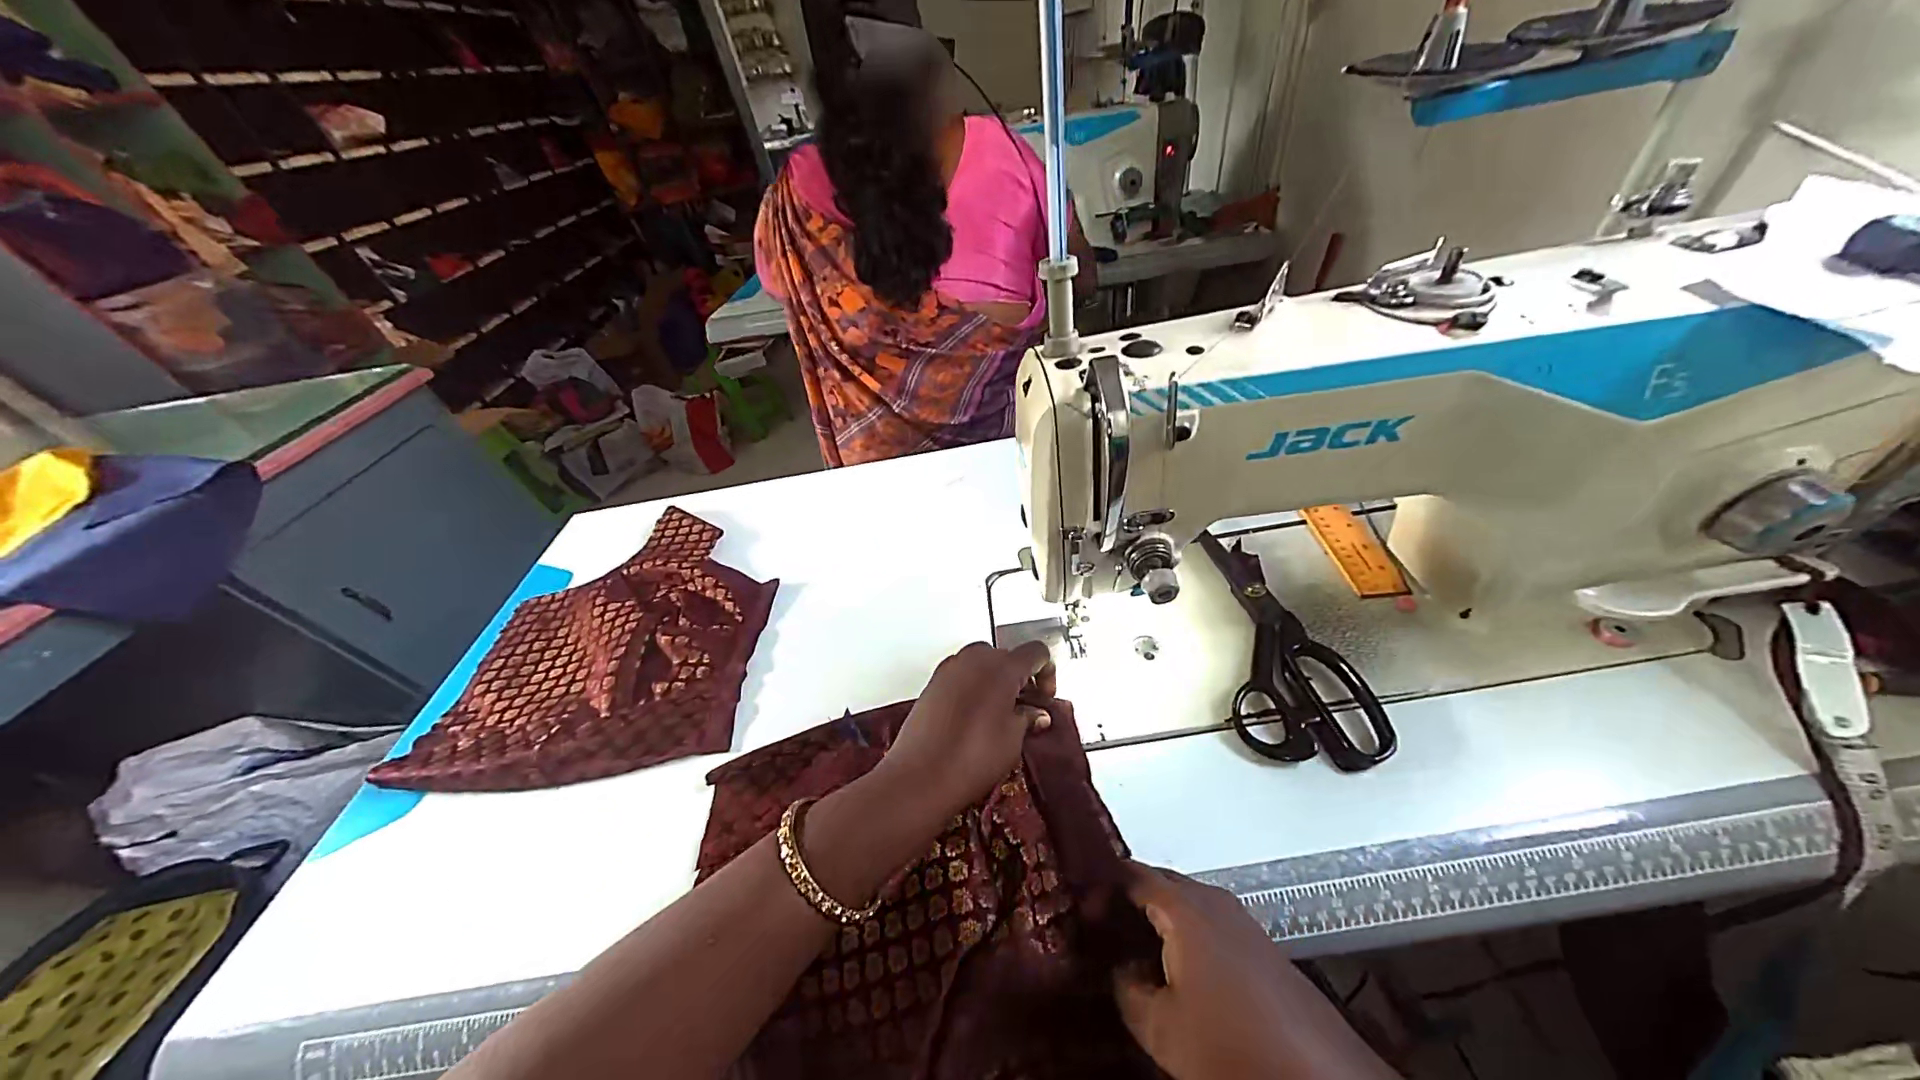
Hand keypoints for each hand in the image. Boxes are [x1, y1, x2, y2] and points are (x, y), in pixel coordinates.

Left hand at [875, 641, 1052, 822]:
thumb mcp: (1013, 740)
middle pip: (1008, 655)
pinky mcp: (932, 683)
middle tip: (1026, 707)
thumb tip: (1033, 713)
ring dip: (995, 682)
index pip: (1036, 652)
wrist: (921, 776)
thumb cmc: (971, 757)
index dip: (1047, 673)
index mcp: (1002, 667)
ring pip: (982, 664)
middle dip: (1020, 678)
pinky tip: (975, 718)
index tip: (1045, 696)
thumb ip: (1028, 717)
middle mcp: (975, 659)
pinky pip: (961, 676)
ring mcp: (950, 669)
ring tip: (1000, 715)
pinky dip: (973, 688)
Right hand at [1115, 862, 1398, 1079]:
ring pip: (1185, 905)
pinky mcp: (1260, 947)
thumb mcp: (1160, 1027)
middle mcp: (1213, 901)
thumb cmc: (1232, 1045)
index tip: (1079, 911)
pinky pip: (1208, 924)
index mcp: (1184, 908)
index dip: (1100, 887)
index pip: (1132, 874)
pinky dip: (1183, 935)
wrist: (1323, 1079)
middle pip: (1159, 883)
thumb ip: (1127, 988)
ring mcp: (1241, 921)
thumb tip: (1122, 969)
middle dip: (1127, 899)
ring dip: (1156, 919)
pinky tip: (1175, 971)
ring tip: (1131, 951)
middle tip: (1098, 928)